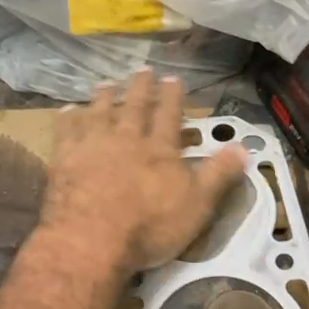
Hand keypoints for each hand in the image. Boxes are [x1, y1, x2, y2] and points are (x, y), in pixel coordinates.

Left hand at [39, 70, 248, 271]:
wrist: (91, 239)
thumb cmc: (149, 226)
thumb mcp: (197, 204)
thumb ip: (219, 174)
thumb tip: (244, 147)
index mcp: (159, 149)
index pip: (169, 114)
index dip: (172, 95)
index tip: (173, 78)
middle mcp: (126, 139)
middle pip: (134, 107)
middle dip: (140, 87)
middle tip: (142, 69)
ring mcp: (92, 147)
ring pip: (99, 113)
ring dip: (104, 97)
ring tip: (107, 83)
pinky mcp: (64, 160)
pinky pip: (66, 132)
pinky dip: (68, 119)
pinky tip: (68, 111)